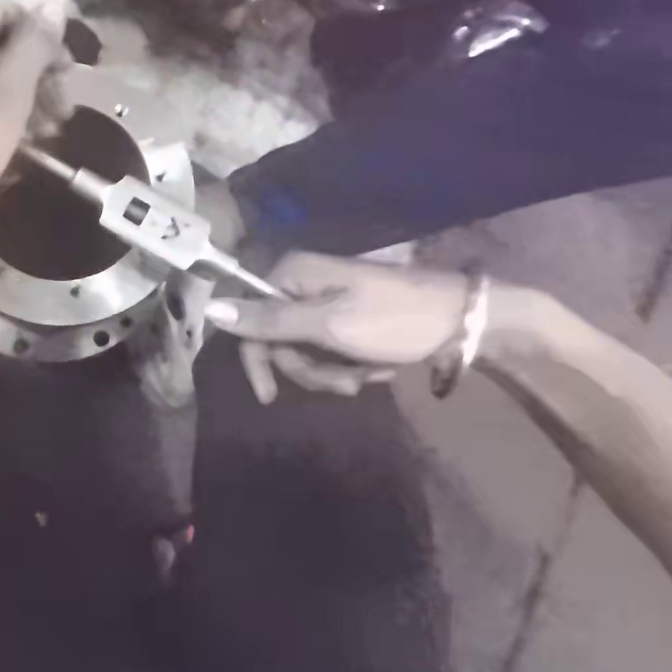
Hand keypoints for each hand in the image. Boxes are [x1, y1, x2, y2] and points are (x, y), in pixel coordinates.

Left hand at [0, 0, 66, 223]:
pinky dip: (2, 109)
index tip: (68, 75)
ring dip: (26, 96)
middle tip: (63, 110)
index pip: (5, 8)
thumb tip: (53, 11)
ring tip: (50, 130)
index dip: (43, 37)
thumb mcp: (9, 93)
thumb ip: (34, 46)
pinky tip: (25, 137)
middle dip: (37, 73)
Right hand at [204, 252, 472, 401]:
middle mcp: (304, 283)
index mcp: (293, 275)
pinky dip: (351, 366)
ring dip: (335, 372)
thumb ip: (269, 320)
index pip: (251, 321)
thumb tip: (209, 307)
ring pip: (306, 351)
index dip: (259, 359)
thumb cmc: (394, 319)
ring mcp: (328, 302)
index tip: (270, 396)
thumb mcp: (327, 325)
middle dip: (312, 369)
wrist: (463, 321)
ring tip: (369, 377)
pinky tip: (379, 368)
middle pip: (280, 340)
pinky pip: (331, 350)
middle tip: (346, 384)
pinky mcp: (348, 318)